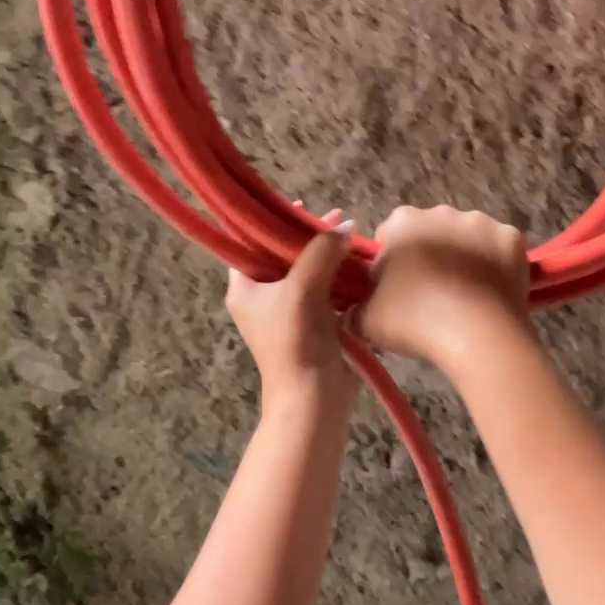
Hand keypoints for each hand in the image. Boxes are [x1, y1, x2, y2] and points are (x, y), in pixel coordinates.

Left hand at [225, 210, 359, 409]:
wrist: (313, 399)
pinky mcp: (312, 326)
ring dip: (327, 256)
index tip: (299, 205)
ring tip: (350, 235)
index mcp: (244, 287)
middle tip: (335, 218)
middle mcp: (262, 298)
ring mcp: (288, 313)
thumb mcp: (304, 287)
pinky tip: (359, 264)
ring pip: (307, 272)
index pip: (251, 242)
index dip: (272, 221)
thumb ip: (322, 250)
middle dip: (308, 236)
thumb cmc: (296, 340)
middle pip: (283, 254)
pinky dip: (339, 277)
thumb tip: (345, 226)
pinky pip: (325, 291)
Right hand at [357, 205, 531, 369]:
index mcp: (402, 222)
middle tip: (429, 295)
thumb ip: (356, 308)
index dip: (390, 262)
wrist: (476, 335)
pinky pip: (498, 249)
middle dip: (429, 255)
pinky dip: (495, 265)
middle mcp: (440, 212)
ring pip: (466, 237)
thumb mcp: (366, 320)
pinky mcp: (512, 238)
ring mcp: (480, 221)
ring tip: (464, 296)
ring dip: (462, 257)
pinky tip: (491, 292)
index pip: (389, 235)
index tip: (394, 288)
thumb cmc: (414, 321)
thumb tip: (354, 311)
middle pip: (429, 232)